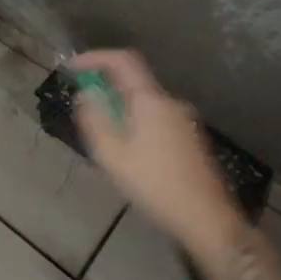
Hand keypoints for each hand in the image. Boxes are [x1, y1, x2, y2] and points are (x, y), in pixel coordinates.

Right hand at [71, 49, 245, 259]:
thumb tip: (85, 94)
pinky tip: (129, 155)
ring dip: (119, 110)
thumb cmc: (155, 184)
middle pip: (132, 82)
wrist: (209, 221)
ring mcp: (184, 122)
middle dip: (105, 90)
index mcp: (151, 100)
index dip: (94, 58)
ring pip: (143, 104)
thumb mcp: (111, 154)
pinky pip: (155, 119)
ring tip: (104, 140)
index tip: (71, 69)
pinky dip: (135, 123)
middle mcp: (170, 103)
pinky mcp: (191, 141)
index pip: (122, 60)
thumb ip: (93, 118)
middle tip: (85, 111)